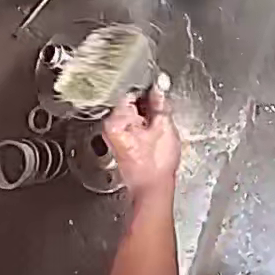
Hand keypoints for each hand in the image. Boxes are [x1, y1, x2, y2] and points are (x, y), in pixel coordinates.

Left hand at [103, 87, 181, 202]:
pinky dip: (146, 126)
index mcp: (115, 120)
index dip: (148, 93)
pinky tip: (155, 136)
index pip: (131, 93)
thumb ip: (160, 103)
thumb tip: (160, 86)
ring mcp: (115, 135)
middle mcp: (110, 127)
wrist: (153, 188)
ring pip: (135, 114)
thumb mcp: (164, 127)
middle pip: (131, 103)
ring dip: (148, 116)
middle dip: (148, 105)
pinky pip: (135, 125)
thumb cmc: (156, 165)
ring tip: (159, 128)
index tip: (160, 96)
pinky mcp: (123, 142)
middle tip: (162, 115)